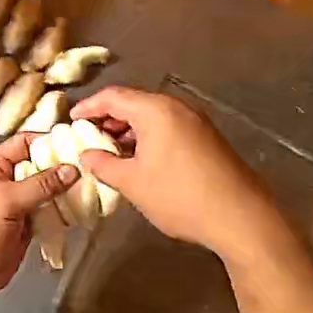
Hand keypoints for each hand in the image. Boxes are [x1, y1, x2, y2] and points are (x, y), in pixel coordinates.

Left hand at [0, 133, 79, 294]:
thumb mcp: (8, 200)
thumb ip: (41, 184)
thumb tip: (73, 169)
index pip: (26, 142)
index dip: (49, 141)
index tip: (76, 145)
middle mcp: (9, 179)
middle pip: (42, 166)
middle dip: (64, 167)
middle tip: (92, 169)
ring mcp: (20, 202)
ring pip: (50, 190)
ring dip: (68, 191)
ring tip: (93, 188)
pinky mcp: (29, 224)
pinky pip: (51, 211)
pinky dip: (65, 211)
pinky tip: (83, 209)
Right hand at [70, 87, 284, 257]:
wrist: (240, 216)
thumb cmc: (180, 197)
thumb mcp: (133, 183)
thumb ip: (104, 165)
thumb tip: (87, 155)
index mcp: (155, 111)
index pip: (113, 96)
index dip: (88, 107)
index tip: (71, 120)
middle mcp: (176, 108)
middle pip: (133, 103)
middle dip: (107, 118)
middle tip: (88, 137)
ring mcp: (195, 122)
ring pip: (152, 116)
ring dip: (128, 130)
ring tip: (109, 151)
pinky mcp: (206, 138)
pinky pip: (168, 127)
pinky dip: (147, 137)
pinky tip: (139, 159)